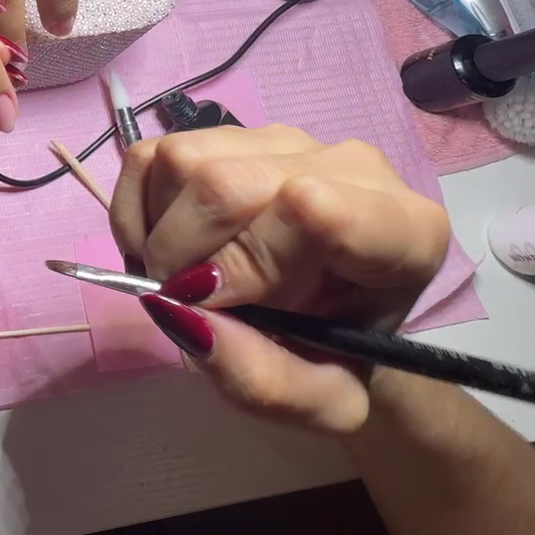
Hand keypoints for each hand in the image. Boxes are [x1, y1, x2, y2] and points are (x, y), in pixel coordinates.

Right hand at [108, 126, 449, 435]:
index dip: (245, 258)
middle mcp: (344, 164)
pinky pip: (149, 155)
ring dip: (155, 230)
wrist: (324, 316)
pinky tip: (158, 242)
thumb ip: (262, 379)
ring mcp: (277, 138)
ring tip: (175, 270)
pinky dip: (133, 209)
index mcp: (401, 230)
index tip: (213, 303)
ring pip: (181, 161)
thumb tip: (177, 310)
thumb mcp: (320, 401)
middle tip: (180, 297)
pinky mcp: (220, 132)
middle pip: (225, 183)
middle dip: (179, 250)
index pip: (314, 211)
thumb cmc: (333, 355)